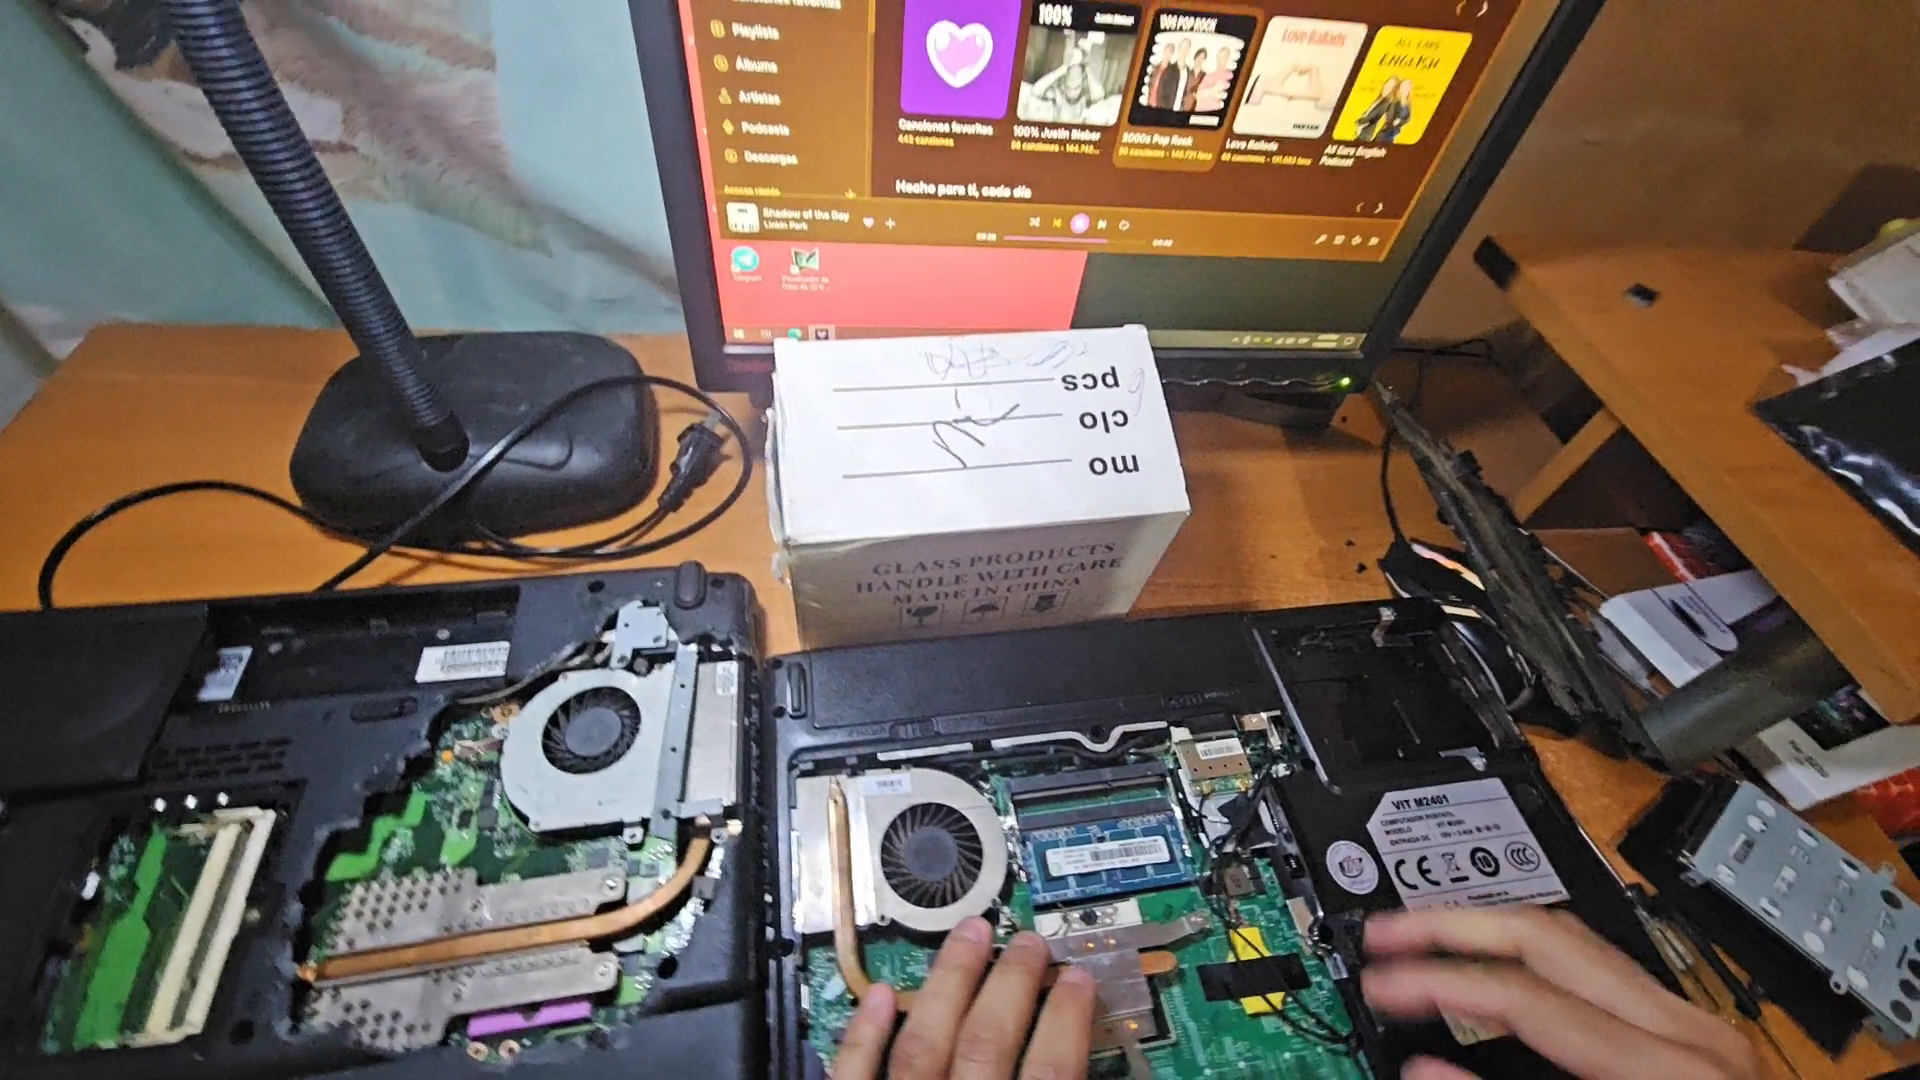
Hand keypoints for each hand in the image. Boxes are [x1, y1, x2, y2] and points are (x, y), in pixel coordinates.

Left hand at [833, 916, 1098, 1079]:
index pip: (1052, 1072)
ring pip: (923, 1044)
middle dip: (1013, 982)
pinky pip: (853, 1079)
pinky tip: (877, 991)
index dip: (1069, 1018)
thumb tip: (1095, 1070)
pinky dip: (863, 1035)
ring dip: (950, 982)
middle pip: (987, 1043)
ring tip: (971, 932)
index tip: (1082, 979)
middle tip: (1031, 942)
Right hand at [1362, 906, 1761, 1079]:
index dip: (1436, 982)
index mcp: (1671, 1070)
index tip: (1382, 983)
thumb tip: (1422, 1068)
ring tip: (1424, 931)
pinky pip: (1592, 959)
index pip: (1521, 994)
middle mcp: (1689, 1032)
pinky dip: (1526, 948)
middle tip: (1384, 933)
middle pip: (1537, 933)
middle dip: (1445, 925)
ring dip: (1482, 925)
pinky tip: (1495, 955)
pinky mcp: (1698, 1032)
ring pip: (1565, 933)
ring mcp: (1698, 1025)